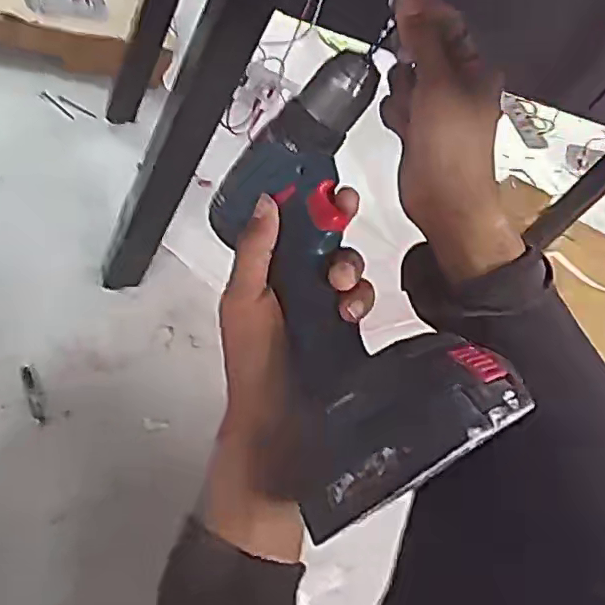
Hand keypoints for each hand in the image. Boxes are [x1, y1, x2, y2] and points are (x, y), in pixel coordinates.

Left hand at [203, 189, 372, 561]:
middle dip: (336, 218)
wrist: (280, 424)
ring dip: (347, 263)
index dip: (304, 198)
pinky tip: (350, 313)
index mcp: (264, 269)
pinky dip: (360, 296)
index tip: (319, 180)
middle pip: (321, 233)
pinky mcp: (344, 323)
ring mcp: (320, 302)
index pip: (286, 221)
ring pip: (344, 261)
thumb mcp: (244, 299)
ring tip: (338, 285)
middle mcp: (293, 280)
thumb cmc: (251, 362)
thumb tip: (266, 202)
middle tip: (345, 208)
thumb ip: (255, 250)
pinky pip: (361, 294)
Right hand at [380, 0, 523, 282]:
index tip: (401, 4)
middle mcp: (458, 85)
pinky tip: (406, 126)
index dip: (425, 11)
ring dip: (402, 90)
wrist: (444, 200)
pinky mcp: (418, 126)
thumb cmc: (455, 152)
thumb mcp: (437, 83)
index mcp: (474, 69)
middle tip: (411, 75)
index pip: (449, 25)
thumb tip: (411, 4)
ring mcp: (437, 106)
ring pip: (406, 77)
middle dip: (409, 61)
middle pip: (422, 50)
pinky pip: (398, 103)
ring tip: (412, 109)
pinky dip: (397, 111)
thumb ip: (421, 41)